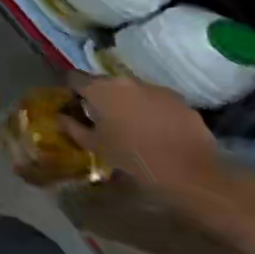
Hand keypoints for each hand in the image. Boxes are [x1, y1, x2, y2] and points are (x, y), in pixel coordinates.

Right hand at [60, 76, 221, 198]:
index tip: (78, 105)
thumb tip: (60, 117)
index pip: (74, 77)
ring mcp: (156, 90)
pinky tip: (163, 131)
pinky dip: (157, 111)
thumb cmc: (135, 159)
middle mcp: (124, 81)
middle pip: (106, 83)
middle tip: (109, 118)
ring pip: (135, 91)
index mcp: (99, 88)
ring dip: (131, 102)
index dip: (74, 90)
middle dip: (105, 96)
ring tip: (139, 125)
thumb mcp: (96, 147)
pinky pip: (161, 101)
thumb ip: (72, 128)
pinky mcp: (182, 102)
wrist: (194, 176)